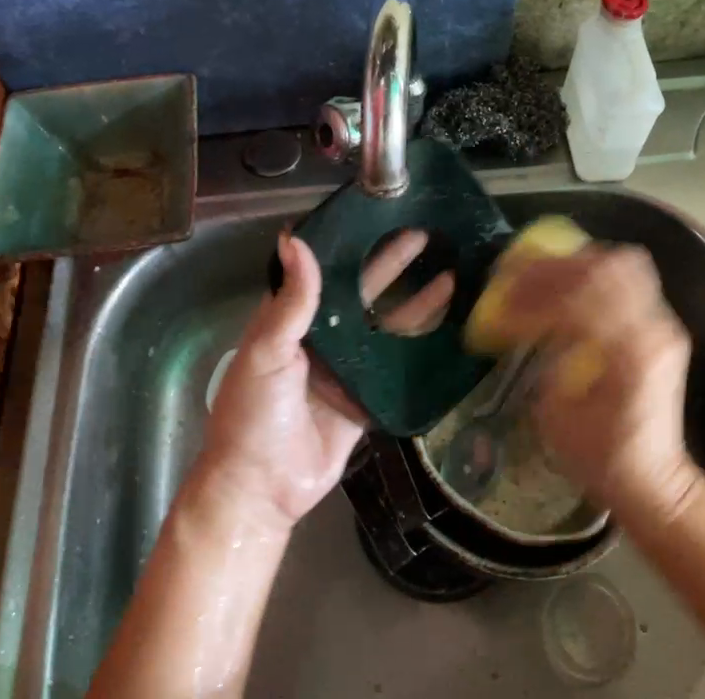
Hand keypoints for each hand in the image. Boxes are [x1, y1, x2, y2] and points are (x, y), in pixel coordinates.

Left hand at [195, 229, 453, 532]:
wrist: (263, 487)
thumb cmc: (254, 413)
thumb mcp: (267, 350)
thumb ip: (291, 300)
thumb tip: (295, 239)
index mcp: (290, 320)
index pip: (324, 272)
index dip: (350, 246)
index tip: (379, 217)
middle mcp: (321, 338)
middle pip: (363, 294)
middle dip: (393, 266)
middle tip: (426, 235)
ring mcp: (347, 369)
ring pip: (386, 328)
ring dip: (415, 302)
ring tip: (451, 274)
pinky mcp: (367, 399)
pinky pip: (397, 368)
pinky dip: (420, 347)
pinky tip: (446, 327)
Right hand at [495, 245, 699, 521]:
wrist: (653, 479)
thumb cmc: (600, 458)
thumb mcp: (555, 418)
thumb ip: (542, 363)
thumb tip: (520, 326)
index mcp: (630, 358)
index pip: (578, 305)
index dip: (531, 299)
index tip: (499, 303)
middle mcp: (653, 332)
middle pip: (603, 271)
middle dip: (550, 268)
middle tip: (512, 273)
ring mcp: (663, 324)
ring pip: (622, 264)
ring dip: (574, 262)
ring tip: (539, 272)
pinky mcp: (660, 324)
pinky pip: (629, 278)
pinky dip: (592, 271)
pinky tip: (565, 281)